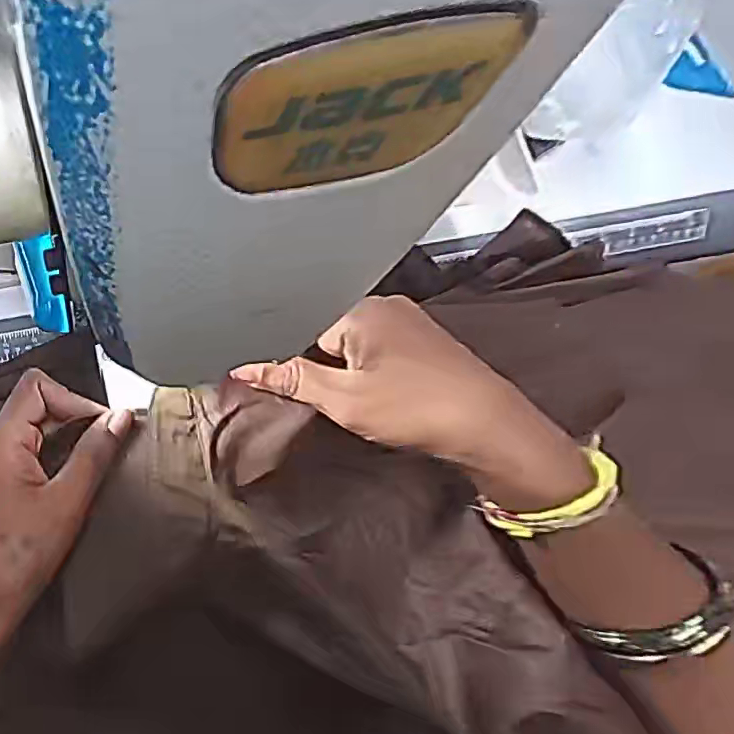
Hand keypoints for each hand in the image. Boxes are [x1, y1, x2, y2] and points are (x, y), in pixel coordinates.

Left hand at [0, 370, 133, 654]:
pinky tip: (73, 478)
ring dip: (67, 436)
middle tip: (106, 443)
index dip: (76, 400)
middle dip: (75, 416)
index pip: (38, 387)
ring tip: (93, 461)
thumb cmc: (21, 556)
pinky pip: (28, 449)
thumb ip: (94, 453)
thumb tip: (119, 417)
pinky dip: (55, 453)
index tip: (105, 426)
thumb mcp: (68, 500)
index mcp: (0, 442)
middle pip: (35, 403)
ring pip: (33, 427)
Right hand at [230, 296, 591, 510]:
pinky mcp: (426, 343)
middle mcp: (387, 306)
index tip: (312, 396)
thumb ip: (291, 380)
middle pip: (329, 340)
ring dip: (352, 378)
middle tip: (346, 403)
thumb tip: (245, 370)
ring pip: (354, 350)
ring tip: (373, 403)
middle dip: (327, 373)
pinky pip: (380, 355)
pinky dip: (375, 378)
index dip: (300, 369)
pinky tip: (389, 399)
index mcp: (362, 310)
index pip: (304, 334)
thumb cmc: (416, 408)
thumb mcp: (340, 399)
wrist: (488, 427)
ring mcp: (410, 323)